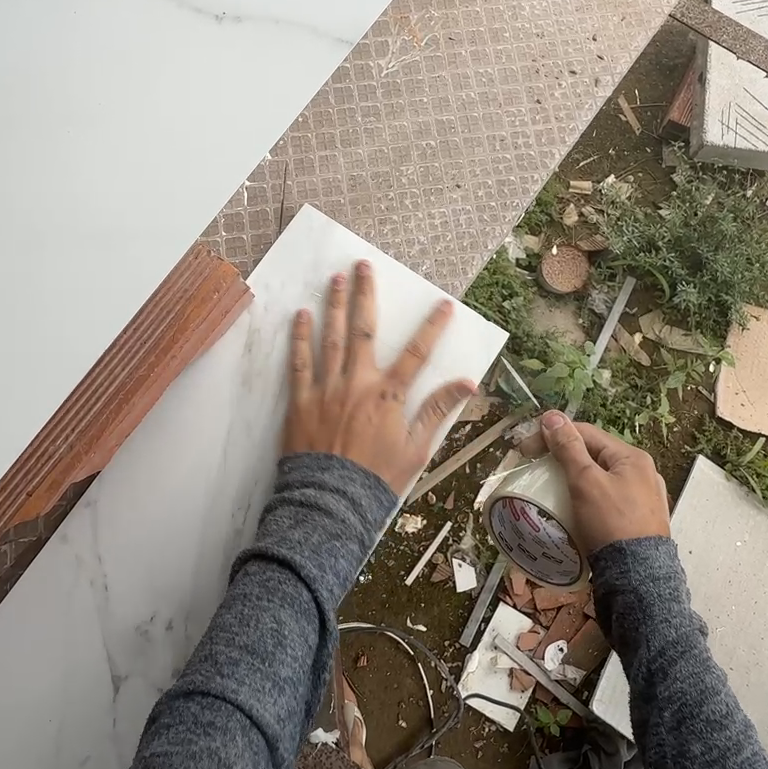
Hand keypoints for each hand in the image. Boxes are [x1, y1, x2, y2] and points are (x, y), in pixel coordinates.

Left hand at [285, 260, 477, 494]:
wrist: (331, 502)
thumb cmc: (377, 479)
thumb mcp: (416, 448)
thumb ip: (436, 410)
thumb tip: (467, 384)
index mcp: (388, 395)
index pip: (417, 353)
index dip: (432, 327)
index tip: (444, 304)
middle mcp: (357, 383)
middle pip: (364, 330)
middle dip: (365, 294)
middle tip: (362, 266)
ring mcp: (327, 388)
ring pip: (331, 337)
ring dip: (334, 305)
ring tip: (335, 278)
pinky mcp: (301, 400)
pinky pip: (300, 362)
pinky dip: (300, 337)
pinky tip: (301, 315)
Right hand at [540, 410, 670, 549]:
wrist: (637, 580)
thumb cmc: (611, 524)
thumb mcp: (585, 481)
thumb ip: (568, 448)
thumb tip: (552, 417)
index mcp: (633, 458)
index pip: (586, 433)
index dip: (552, 435)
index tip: (526, 450)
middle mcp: (643, 473)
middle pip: (594, 454)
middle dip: (564, 457)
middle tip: (538, 469)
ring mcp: (644, 499)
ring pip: (601, 477)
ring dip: (575, 478)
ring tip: (554, 489)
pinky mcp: (639, 522)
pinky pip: (608, 499)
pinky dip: (588, 498)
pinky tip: (577, 509)